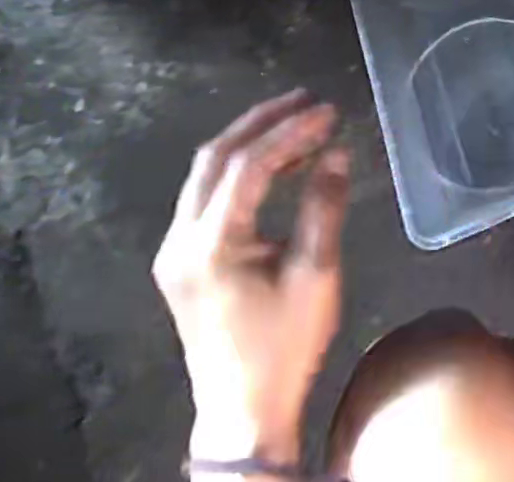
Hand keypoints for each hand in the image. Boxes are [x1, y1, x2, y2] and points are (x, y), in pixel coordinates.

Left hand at [153, 90, 350, 466]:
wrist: (242, 412)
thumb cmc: (284, 346)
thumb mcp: (315, 275)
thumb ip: (323, 207)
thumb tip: (338, 152)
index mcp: (211, 245)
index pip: (250, 166)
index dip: (291, 132)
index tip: (329, 112)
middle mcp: (181, 239)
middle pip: (216, 157)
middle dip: (263, 121)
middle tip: (307, 100)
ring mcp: (175, 249)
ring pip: (207, 172)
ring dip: (251, 140)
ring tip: (297, 120)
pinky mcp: (183, 258)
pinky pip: (208, 194)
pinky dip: (242, 168)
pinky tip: (276, 163)